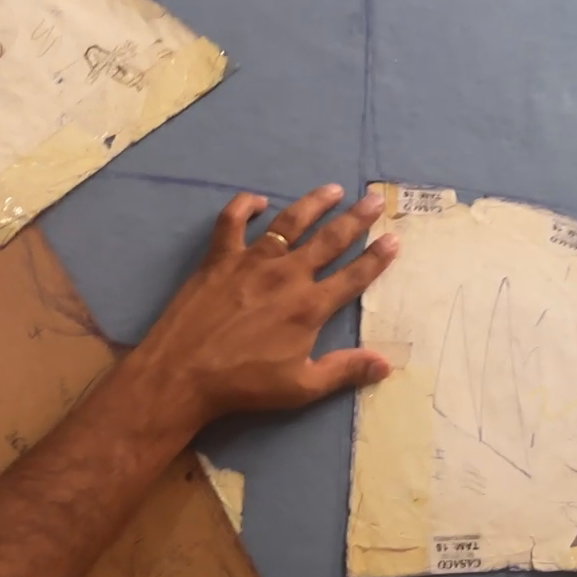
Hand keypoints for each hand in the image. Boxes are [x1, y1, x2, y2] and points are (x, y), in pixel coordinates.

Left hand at [126, 184, 399, 433]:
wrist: (182, 373)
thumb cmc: (244, 384)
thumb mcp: (301, 387)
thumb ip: (345, 371)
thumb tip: (386, 363)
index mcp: (310, 306)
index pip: (354, 276)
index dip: (377, 258)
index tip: (394, 238)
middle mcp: (287, 275)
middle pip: (330, 239)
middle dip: (356, 219)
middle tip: (375, 199)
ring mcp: (252, 261)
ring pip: (290, 222)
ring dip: (314, 203)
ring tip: (333, 189)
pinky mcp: (220, 257)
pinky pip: (232, 221)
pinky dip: (245, 206)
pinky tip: (258, 200)